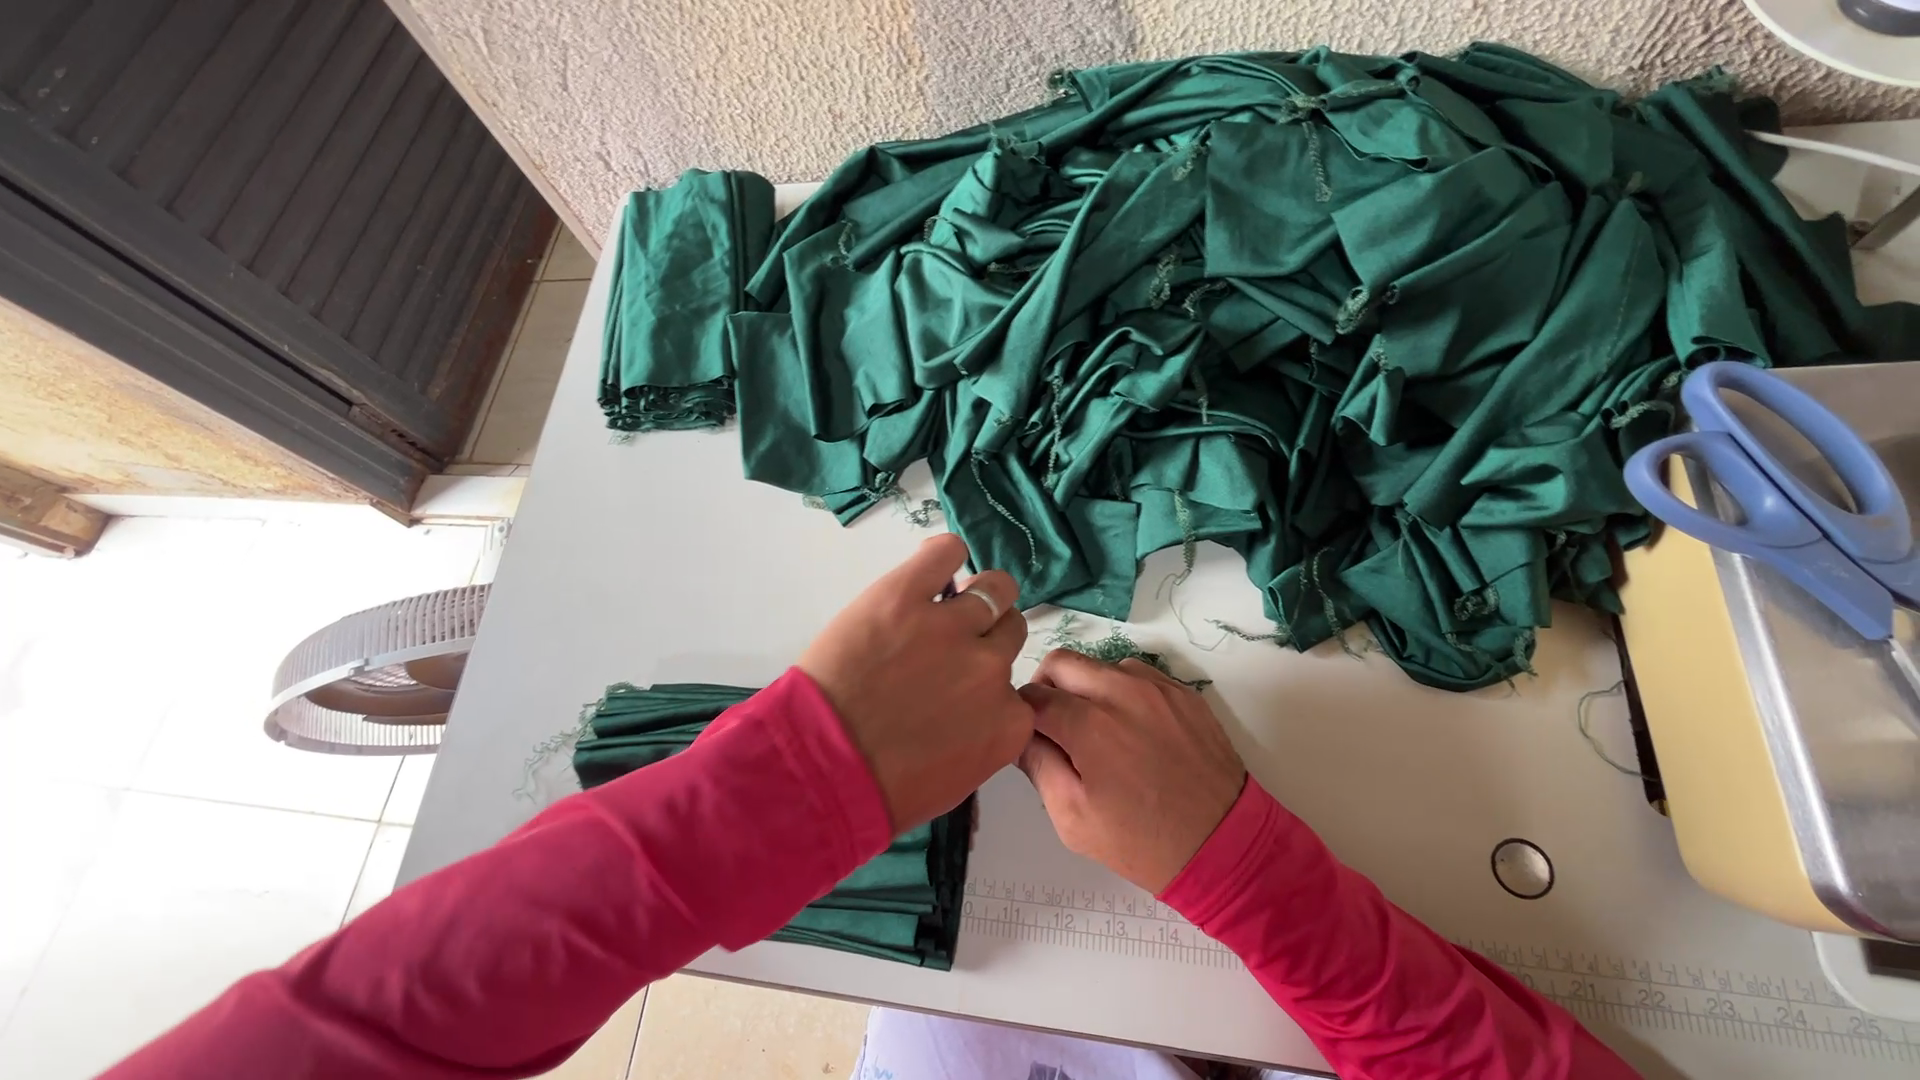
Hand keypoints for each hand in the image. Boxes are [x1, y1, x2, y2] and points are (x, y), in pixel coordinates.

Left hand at [798, 534, 1032, 830]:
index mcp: (1006, 722)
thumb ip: (980, 738)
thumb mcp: (952, 778)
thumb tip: (977, 713)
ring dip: (978, 593)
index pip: (1017, 689)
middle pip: (1011, 629)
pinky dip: (944, 556)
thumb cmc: (878, 792)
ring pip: (994, 588)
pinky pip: (945, 553)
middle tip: (951, 643)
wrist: (818, 771)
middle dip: (987, 634)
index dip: (989, 684)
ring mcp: (951, 628)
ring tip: (947, 599)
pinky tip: (932, 568)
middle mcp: (991, 668)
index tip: (963, 688)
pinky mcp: (906, 595)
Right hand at [1017, 651, 1246, 892]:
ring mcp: (1157, 688)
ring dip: (1086, 687)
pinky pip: (1138, 674)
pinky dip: (1121, 691)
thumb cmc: (1141, 842)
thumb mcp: (1072, 818)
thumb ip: (1038, 766)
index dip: (1021, 713)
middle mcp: (1121, 692)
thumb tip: (1022, 735)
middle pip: (1061, 662)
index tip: (1026, 733)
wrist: (1224, 846)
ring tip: (1095, 728)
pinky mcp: (1184, 694)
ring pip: (1100, 664)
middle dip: (1046, 686)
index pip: (1032, 696)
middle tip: (1052, 723)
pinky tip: (1129, 727)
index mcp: (1088, 725)